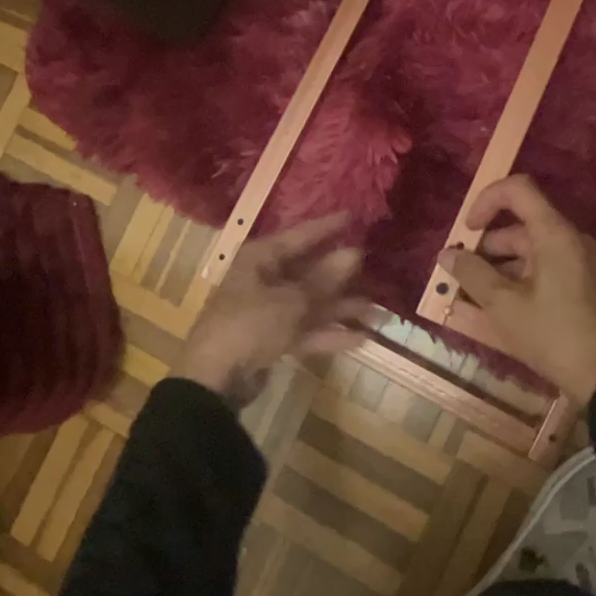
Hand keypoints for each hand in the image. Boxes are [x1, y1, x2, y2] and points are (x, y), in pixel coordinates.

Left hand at [173, 213, 371, 408]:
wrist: (214, 379)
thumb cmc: (249, 325)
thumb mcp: (290, 301)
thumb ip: (324, 279)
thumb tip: (355, 252)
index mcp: (260, 259)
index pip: (300, 236)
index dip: (329, 227)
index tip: (356, 216)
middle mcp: (264, 279)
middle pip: (309, 272)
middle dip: (343, 276)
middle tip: (377, 267)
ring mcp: (268, 311)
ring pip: (312, 304)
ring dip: (343, 309)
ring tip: (381, 314)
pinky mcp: (272, 339)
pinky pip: (306, 330)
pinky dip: (329, 334)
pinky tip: (362, 338)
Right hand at [439, 175, 595, 405]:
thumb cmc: (551, 334)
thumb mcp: (502, 305)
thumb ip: (472, 273)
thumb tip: (447, 255)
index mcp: (556, 234)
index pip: (518, 190)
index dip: (486, 201)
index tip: (467, 231)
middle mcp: (573, 240)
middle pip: (523, 224)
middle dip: (488, 244)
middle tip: (464, 272)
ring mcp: (583, 263)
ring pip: (534, 249)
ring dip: (502, 264)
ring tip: (477, 294)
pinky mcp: (587, 285)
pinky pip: (548, 267)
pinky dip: (522, 276)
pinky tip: (504, 306)